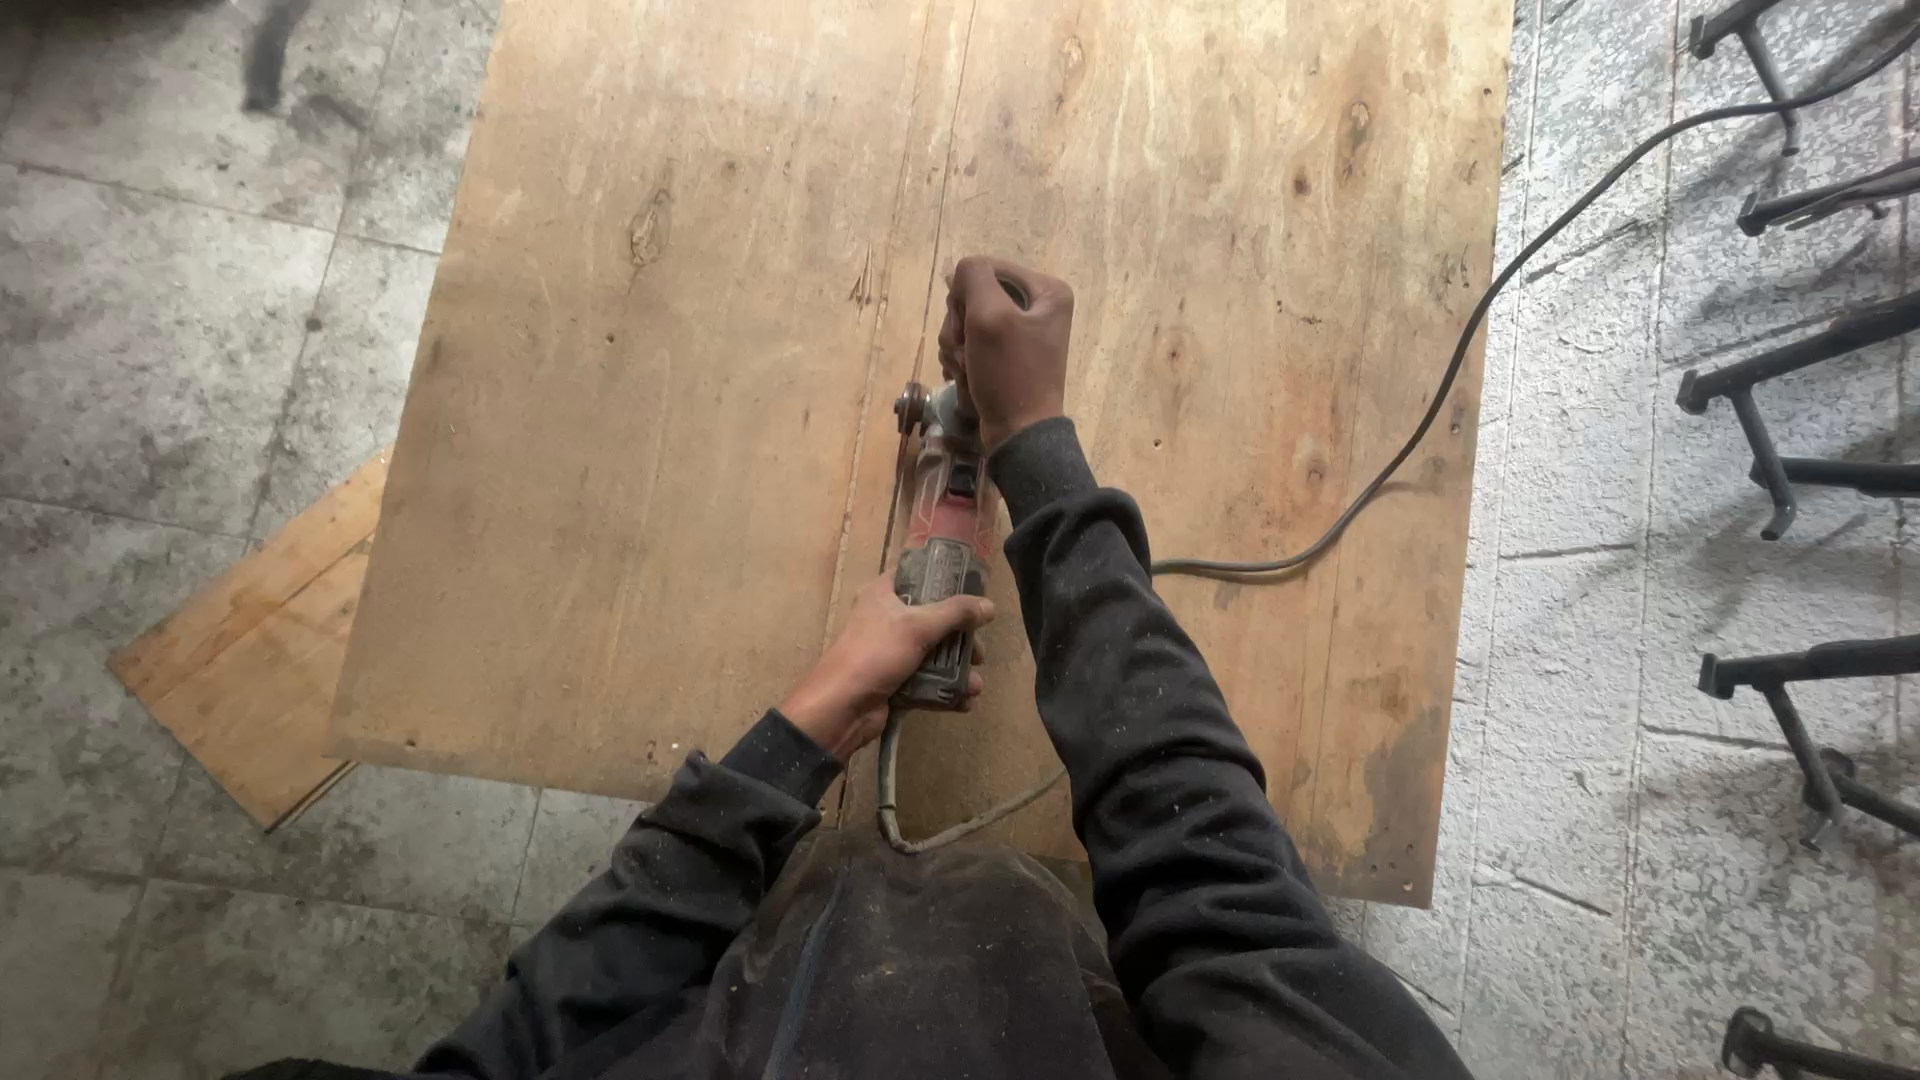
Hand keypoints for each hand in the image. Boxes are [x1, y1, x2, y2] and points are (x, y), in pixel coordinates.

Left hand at [778, 576, 994, 760]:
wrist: (840, 709)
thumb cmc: (875, 654)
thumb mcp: (918, 626)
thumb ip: (956, 613)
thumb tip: (989, 607)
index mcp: (882, 594)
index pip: (915, 575)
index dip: (944, 580)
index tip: (972, 591)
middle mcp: (886, 618)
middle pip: (933, 619)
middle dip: (960, 639)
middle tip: (979, 652)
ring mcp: (890, 652)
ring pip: (933, 654)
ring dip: (957, 669)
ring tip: (975, 685)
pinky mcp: (894, 681)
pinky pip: (926, 681)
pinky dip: (945, 690)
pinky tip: (964, 701)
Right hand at [937, 255, 1074, 451]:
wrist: (1018, 433)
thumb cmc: (1010, 374)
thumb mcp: (990, 316)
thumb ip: (973, 277)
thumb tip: (958, 274)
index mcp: (1046, 290)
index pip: (985, 268)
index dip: (964, 294)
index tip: (966, 324)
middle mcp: (1036, 308)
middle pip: (974, 298)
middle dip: (960, 326)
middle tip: (966, 352)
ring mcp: (1019, 335)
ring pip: (965, 323)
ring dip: (956, 348)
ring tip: (966, 370)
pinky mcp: (1003, 358)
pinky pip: (969, 346)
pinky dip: (961, 363)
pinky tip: (966, 379)